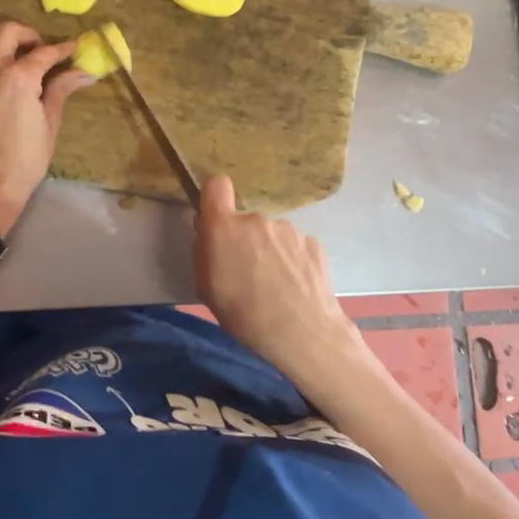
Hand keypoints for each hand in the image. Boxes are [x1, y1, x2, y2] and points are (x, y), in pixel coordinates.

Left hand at [0, 22, 93, 232]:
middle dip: (27, 34)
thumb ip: (61, 90)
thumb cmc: (28, 156)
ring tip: (6, 48)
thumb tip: (85, 73)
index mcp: (19, 78)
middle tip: (39, 48)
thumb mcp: (50, 122)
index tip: (72, 49)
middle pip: (7, 31)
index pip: (44, 53)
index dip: (61, 49)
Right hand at [195, 174, 357, 370]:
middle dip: (244, 240)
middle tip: (247, 272)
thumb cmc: (242, 313)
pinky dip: (292, 261)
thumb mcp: (205, 288)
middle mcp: (257, 219)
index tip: (215, 216)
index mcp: (225, 227)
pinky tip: (295, 287)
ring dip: (269, 251)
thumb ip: (204, 252)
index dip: (214, 196)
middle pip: (245, 220)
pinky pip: (294, 246)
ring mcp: (289, 229)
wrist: (301, 333)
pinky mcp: (314, 243)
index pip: (216, 185)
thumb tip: (209, 234)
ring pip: (271, 234)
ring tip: (275, 285)